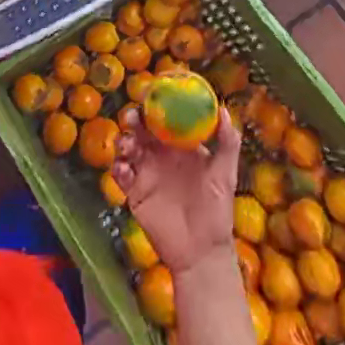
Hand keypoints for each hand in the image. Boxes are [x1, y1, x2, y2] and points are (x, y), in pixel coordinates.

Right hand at [112, 108, 240, 273]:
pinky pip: (120, 175)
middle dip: (134, 119)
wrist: (202, 251)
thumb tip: (223, 110)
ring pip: (127, 147)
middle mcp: (160, 153)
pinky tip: (124, 169)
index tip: (152, 93)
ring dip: (123, 141)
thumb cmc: (217, 209)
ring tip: (128, 145)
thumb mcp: (225, 173)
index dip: (157, 104)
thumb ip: (227, 142)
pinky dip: (117, 168)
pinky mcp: (134, 193)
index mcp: (181, 145)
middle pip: (141, 128)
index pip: (166, 117)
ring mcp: (146, 172)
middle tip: (133, 118)